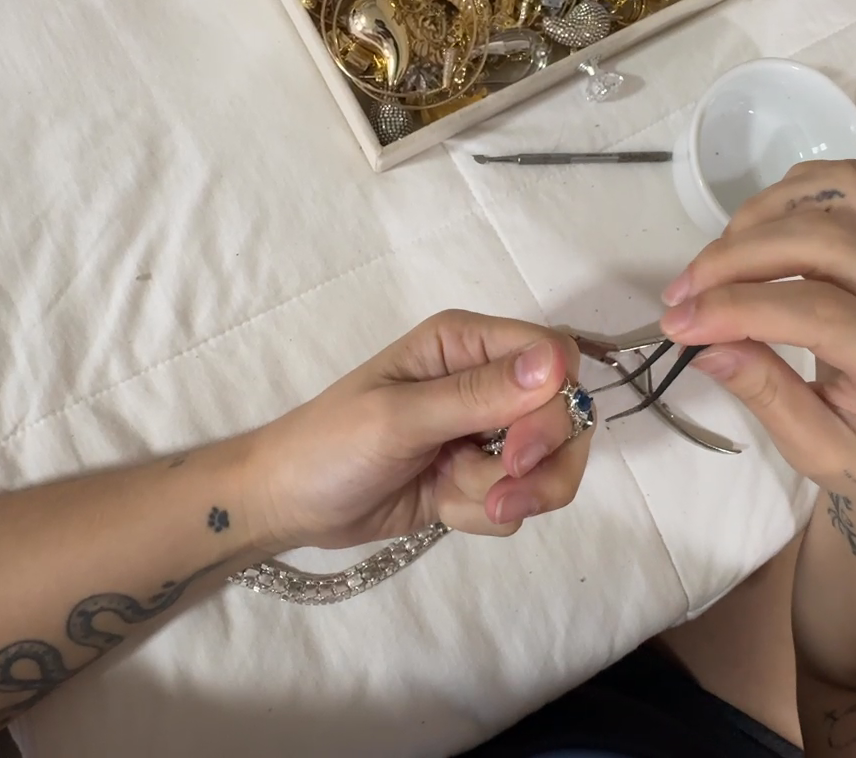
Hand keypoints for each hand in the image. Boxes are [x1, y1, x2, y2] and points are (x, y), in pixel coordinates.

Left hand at [242, 310, 590, 551]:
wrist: (290, 505)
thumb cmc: (331, 444)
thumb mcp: (400, 417)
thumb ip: (477, 393)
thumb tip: (557, 363)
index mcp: (465, 343)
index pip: (553, 355)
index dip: (554, 404)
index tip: (521, 451)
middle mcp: (486, 379)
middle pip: (564, 414)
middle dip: (538, 462)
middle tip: (497, 492)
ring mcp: (485, 429)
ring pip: (549, 463)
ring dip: (510, 492)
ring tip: (455, 499)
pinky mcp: (481, 474)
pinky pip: (519, 497)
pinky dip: (484, 511)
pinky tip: (441, 505)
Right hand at [658, 160, 855, 512]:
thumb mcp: (812, 449)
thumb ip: (763, 392)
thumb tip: (702, 343)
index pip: (819, 312)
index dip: (739, 307)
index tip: (676, 323)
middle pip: (824, 241)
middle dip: (737, 259)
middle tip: (680, 296)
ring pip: (832, 201)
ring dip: (756, 222)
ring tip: (711, 269)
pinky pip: (839, 187)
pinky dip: (784, 197)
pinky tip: (748, 237)